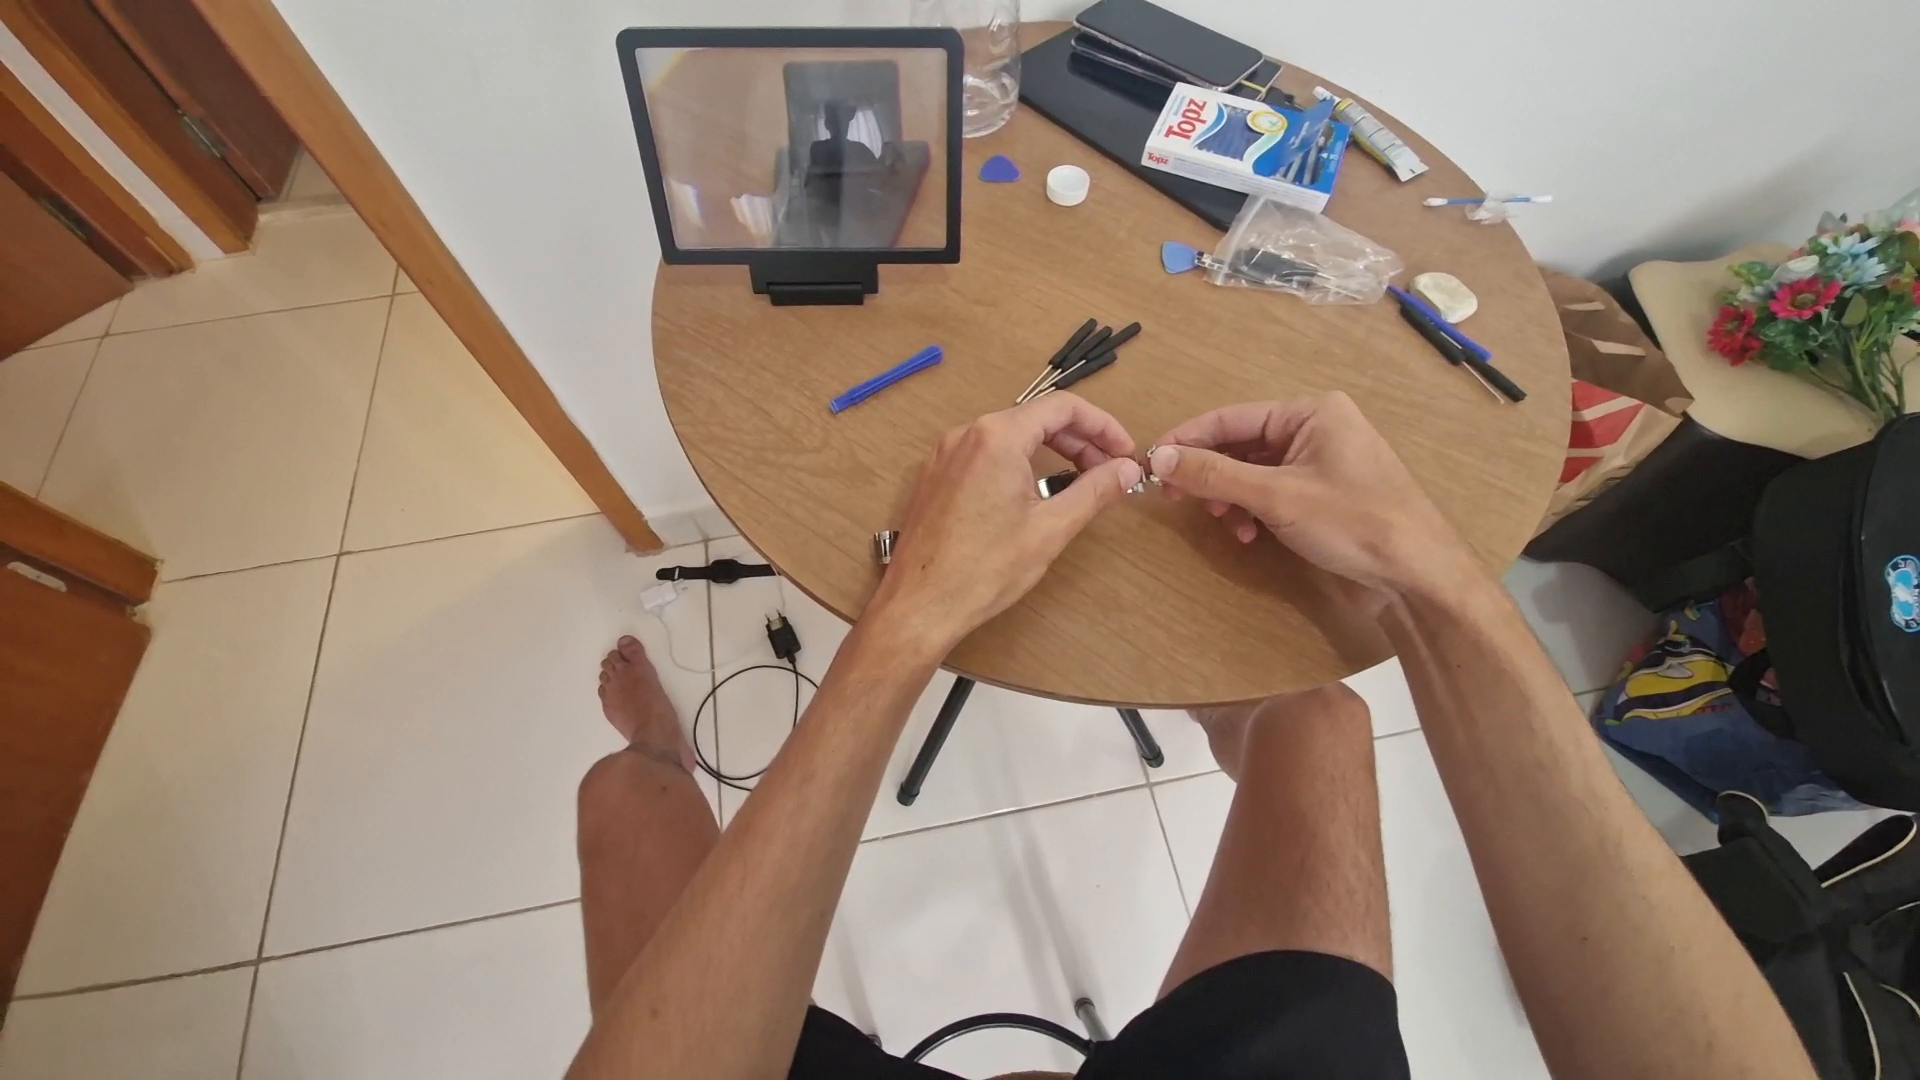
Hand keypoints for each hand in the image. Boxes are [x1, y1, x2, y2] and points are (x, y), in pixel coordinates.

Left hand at [872, 393, 1142, 649]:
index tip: (1124, 452)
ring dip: (1049, 453)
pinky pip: (985, 455)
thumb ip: (1094, 491)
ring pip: (1010, 437)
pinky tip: (1034, 494)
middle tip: (1108, 472)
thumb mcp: (1051, 528)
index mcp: (997, 437)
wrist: (919, 606)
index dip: (1103, 426)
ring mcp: (945, 455)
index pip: (1063, 407)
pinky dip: (1017, 465)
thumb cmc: (981, 570)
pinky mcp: (935, 477)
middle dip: (1079, 442)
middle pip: (1036, 419)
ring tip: (1077, 484)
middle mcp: (966, 435)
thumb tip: (1126, 469)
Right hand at [1148, 392, 1476, 609]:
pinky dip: (1252, 511)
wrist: (1417, 576)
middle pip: (1240, 445)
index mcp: (1311, 412)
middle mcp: (1314, 429)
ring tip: (1225, 522)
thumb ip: (1213, 475)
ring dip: (1230, 497)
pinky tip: (1251, 534)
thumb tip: (1157, 458)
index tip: (1150, 462)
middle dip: (1209, 474)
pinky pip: (1270, 492)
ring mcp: (1319, 463)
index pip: (1231, 417)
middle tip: (1176, 500)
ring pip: (1251, 472)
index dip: (1187, 439)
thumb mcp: (1276, 496)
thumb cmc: (1353, 523)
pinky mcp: (1320, 495)